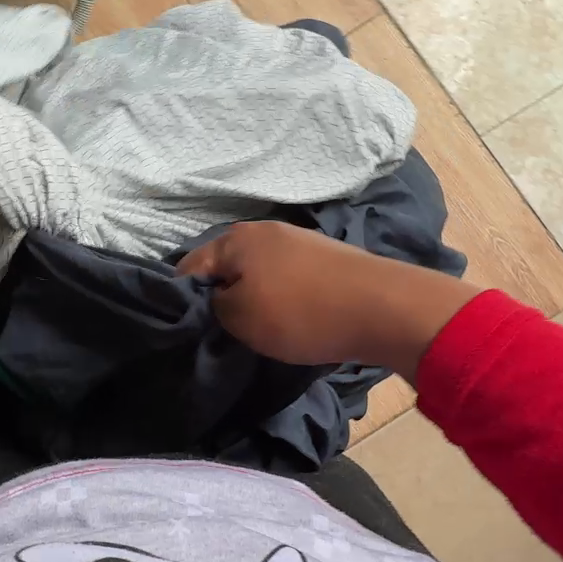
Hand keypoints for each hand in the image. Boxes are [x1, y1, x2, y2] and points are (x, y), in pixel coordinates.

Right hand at [176, 221, 480, 381]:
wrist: (381, 306)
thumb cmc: (299, 313)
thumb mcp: (239, 319)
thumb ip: (212, 306)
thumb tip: (211, 300)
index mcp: (233, 239)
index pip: (188, 268)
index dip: (181, 300)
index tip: (185, 330)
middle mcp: (261, 230)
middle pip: (224, 266)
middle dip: (218, 296)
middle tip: (218, 331)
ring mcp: (295, 239)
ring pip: (255, 270)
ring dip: (250, 295)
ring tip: (254, 326)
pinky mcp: (321, 255)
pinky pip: (283, 275)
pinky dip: (278, 294)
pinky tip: (287, 315)